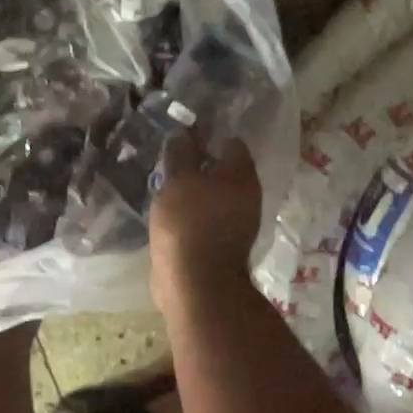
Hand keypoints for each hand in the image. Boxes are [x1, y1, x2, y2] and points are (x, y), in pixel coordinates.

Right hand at [149, 130, 262, 298]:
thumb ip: (180, 152)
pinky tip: (171, 214)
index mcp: (241, 175)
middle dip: (199, 164)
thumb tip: (182, 131)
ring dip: (194, 191)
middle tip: (169, 161)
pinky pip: (207, 218)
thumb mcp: (178, 180)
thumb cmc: (188, 222)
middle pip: (223, 170)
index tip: (182, 136)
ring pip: (214, 195)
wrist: (195, 282)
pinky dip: (192, 213)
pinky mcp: (223, 243)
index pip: (230, 143)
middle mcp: (247, 196)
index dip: (207, 136)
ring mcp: (237, 222)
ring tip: (165, 187)